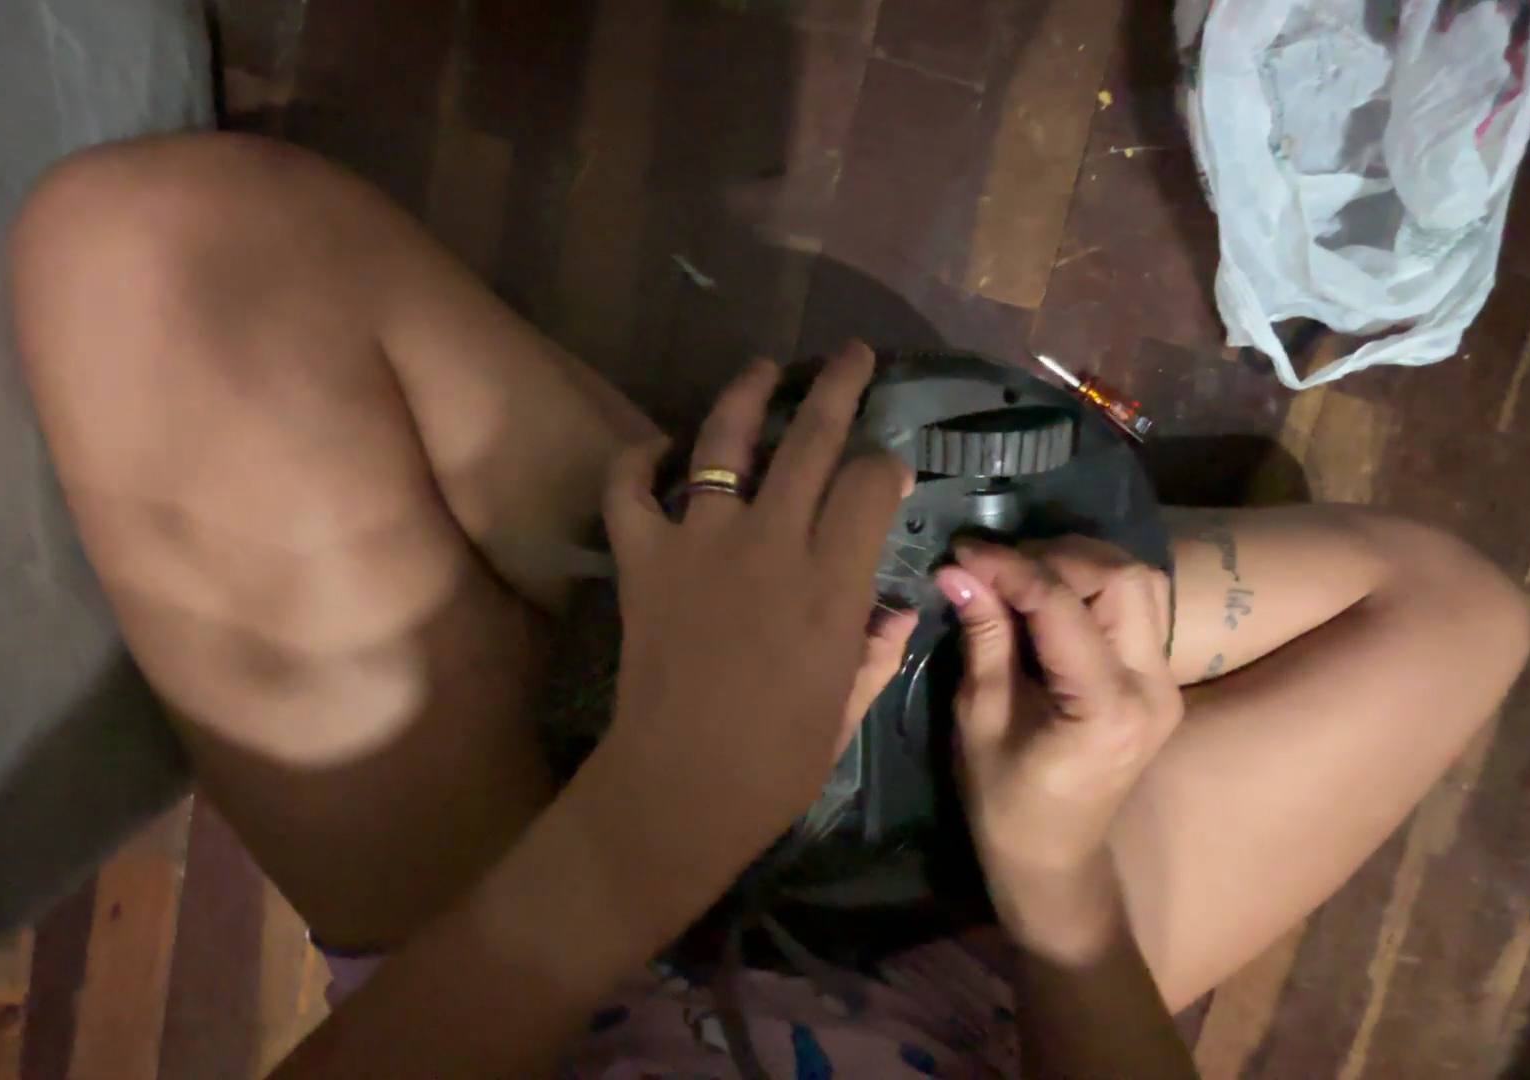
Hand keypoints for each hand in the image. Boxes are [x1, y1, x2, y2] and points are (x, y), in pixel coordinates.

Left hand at [598, 343, 911, 869]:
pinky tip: (655, 450)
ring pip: (722, 441)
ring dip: (747, 394)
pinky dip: (636, 462)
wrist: (679, 790)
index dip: (885, 463)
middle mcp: (771, 543)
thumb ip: (876, 646)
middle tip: (853, 355)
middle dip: (839, 386)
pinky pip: (629, 489)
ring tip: (764, 368)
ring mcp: (700, 543)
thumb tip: (901, 606)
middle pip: (811, 439)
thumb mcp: (847, 707)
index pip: (870, 483)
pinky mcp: (642, 559)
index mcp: (832, 582)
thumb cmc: (777, 761)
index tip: (887, 464)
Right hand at [936, 543, 1181, 959]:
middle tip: (996, 565)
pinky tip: (1047, 596)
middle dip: (1054, 556)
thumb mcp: (978, 717)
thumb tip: (957, 570)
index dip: (1010, 567)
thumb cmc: (1003, 800)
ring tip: (1020, 576)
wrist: (1054, 856)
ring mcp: (1164, 682)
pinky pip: (1135, 605)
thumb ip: (982, 636)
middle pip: (1124, 578)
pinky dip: (1090, 585)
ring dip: (1078, 565)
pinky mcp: (1157, 678)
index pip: (1063, 606)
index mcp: (1105, 708)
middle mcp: (1152, 687)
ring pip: (1139, 582)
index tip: (963, 551)